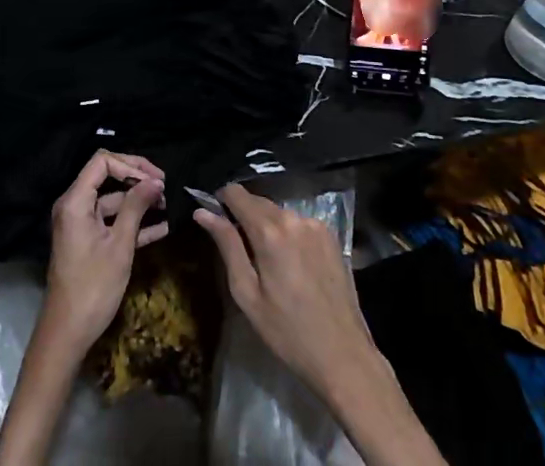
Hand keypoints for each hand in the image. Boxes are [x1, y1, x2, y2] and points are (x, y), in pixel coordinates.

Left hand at [35, 150, 166, 353]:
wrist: (68, 333)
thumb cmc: (93, 287)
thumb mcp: (119, 245)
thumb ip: (136, 207)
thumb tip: (155, 181)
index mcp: (76, 202)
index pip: (102, 162)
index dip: (131, 165)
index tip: (156, 179)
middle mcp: (75, 206)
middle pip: (108, 177)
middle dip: (138, 180)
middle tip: (166, 189)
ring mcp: (82, 224)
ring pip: (114, 200)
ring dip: (140, 202)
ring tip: (169, 207)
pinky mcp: (89, 241)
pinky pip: (112, 221)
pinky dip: (134, 222)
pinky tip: (162, 227)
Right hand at [196, 184, 447, 465]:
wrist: (342, 352)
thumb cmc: (286, 330)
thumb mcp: (247, 293)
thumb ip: (227, 245)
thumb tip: (203, 213)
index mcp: (270, 231)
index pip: (236, 193)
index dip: (221, 200)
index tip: (213, 217)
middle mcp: (294, 218)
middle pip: (259, 201)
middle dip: (243, 215)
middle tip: (236, 247)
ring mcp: (316, 225)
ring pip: (279, 212)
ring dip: (266, 224)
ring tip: (263, 259)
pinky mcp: (331, 236)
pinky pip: (299, 223)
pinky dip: (287, 232)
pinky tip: (289, 262)